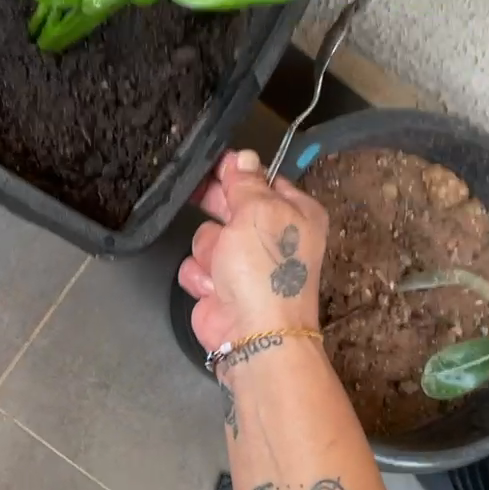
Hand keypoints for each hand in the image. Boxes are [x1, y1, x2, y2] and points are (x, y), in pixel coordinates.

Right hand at [178, 149, 329, 362]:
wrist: (253, 332)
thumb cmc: (265, 269)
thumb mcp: (258, 211)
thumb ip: (246, 182)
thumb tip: (243, 157)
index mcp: (294, 214)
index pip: (261, 179)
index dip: (237, 171)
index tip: (213, 162)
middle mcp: (270, 236)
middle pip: (231, 205)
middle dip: (217, 209)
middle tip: (200, 198)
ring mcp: (241, 263)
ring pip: (206, 236)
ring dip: (207, 249)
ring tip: (220, 266)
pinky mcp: (217, 286)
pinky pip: (194, 267)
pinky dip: (199, 276)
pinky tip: (213, 288)